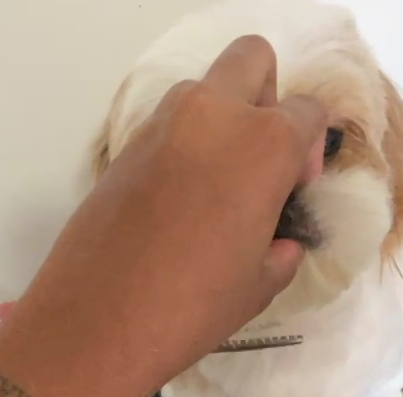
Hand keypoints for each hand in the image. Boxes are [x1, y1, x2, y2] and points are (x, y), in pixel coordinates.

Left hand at [0, 36, 326, 396]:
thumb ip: (281, 252)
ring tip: (210, 192)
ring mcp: (158, 129)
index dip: (307, 152)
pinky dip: (176, 154)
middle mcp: (211, 118)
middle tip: (256, 164)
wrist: (94, 326)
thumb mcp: (256, 290)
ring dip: (216, 124)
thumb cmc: (188, 311)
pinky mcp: (119, 154)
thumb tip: (281, 243)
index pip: (306, 113)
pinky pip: (161, 133)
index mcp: (262, 144)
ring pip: (200, 92)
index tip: (292, 193)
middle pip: (252, 63)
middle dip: (264, 101)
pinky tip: (169, 212)